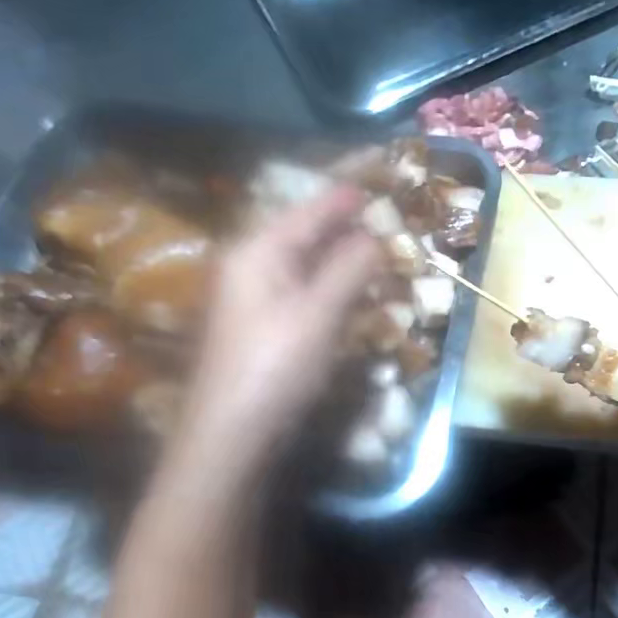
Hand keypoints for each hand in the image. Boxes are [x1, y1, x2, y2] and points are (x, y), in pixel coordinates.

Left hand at [177, 186, 382, 472]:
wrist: (232, 435)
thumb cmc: (275, 366)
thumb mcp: (318, 313)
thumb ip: (349, 269)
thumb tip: (375, 236)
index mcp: (258, 252)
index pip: (308, 211)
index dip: (343, 198)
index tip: (377, 182)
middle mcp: (251, 268)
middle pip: (303, 236)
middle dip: (343, 227)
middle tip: (385, 217)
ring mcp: (255, 301)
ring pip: (304, 267)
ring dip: (340, 259)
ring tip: (376, 248)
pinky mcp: (265, 331)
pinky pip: (303, 295)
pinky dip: (330, 289)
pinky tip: (352, 293)